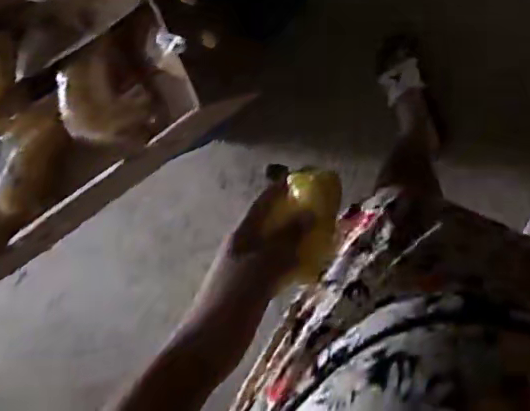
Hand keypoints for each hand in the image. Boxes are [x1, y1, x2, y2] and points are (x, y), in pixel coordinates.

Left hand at [114, 182, 313, 410]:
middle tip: (325, 208)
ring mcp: (248, 268)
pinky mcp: (253, 290)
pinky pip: (279, 266)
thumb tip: (311, 213)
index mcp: (243, 234)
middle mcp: (246, 246)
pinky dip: (295, 262)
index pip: (265, 200)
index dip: (285, 186)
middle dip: (297, 211)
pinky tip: (311, 267)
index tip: (310, 179)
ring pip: (278, 244)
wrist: (204, 350)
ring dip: (298, 237)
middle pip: (273, 220)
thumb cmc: (231, 302)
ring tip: (324, 234)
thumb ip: (286, 240)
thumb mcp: (262, 267)